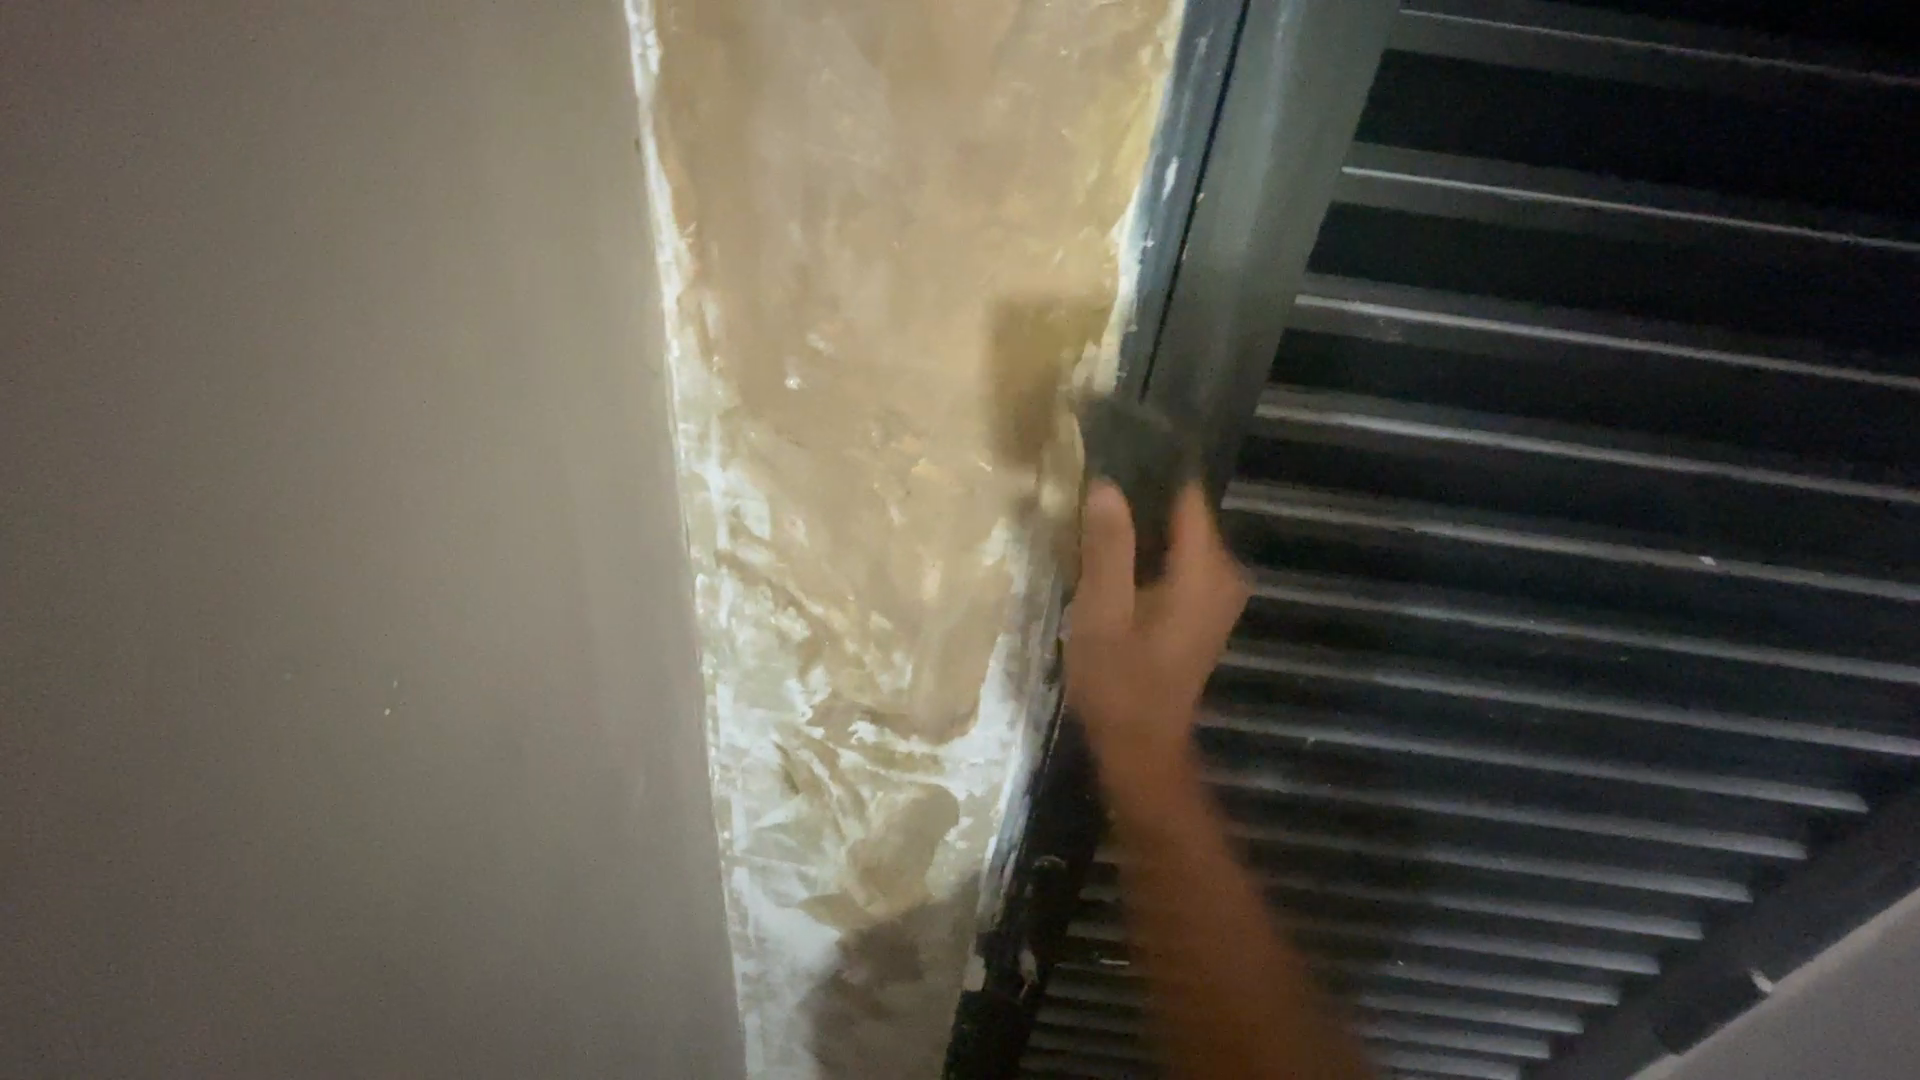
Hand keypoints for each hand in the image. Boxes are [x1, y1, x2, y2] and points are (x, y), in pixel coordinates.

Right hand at [1065, 479, 1249, 770]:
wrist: (1141, 746)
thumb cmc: (1118, 682)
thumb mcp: (1102, 613)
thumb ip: (1108, 548)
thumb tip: (1108, 484)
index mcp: (1204, 571)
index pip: (1187, 494)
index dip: (1152, 468)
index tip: (1114, 447)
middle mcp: (1224, 574)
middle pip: (1184, 513)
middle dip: (1141, 497)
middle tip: (1091, 485)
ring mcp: (1219, 593)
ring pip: (1179, 536)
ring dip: (1142, 525)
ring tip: (1095, 512)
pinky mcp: (1206, 608)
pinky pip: (1179, 559)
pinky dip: (1150, 551)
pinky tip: (1113, 553)